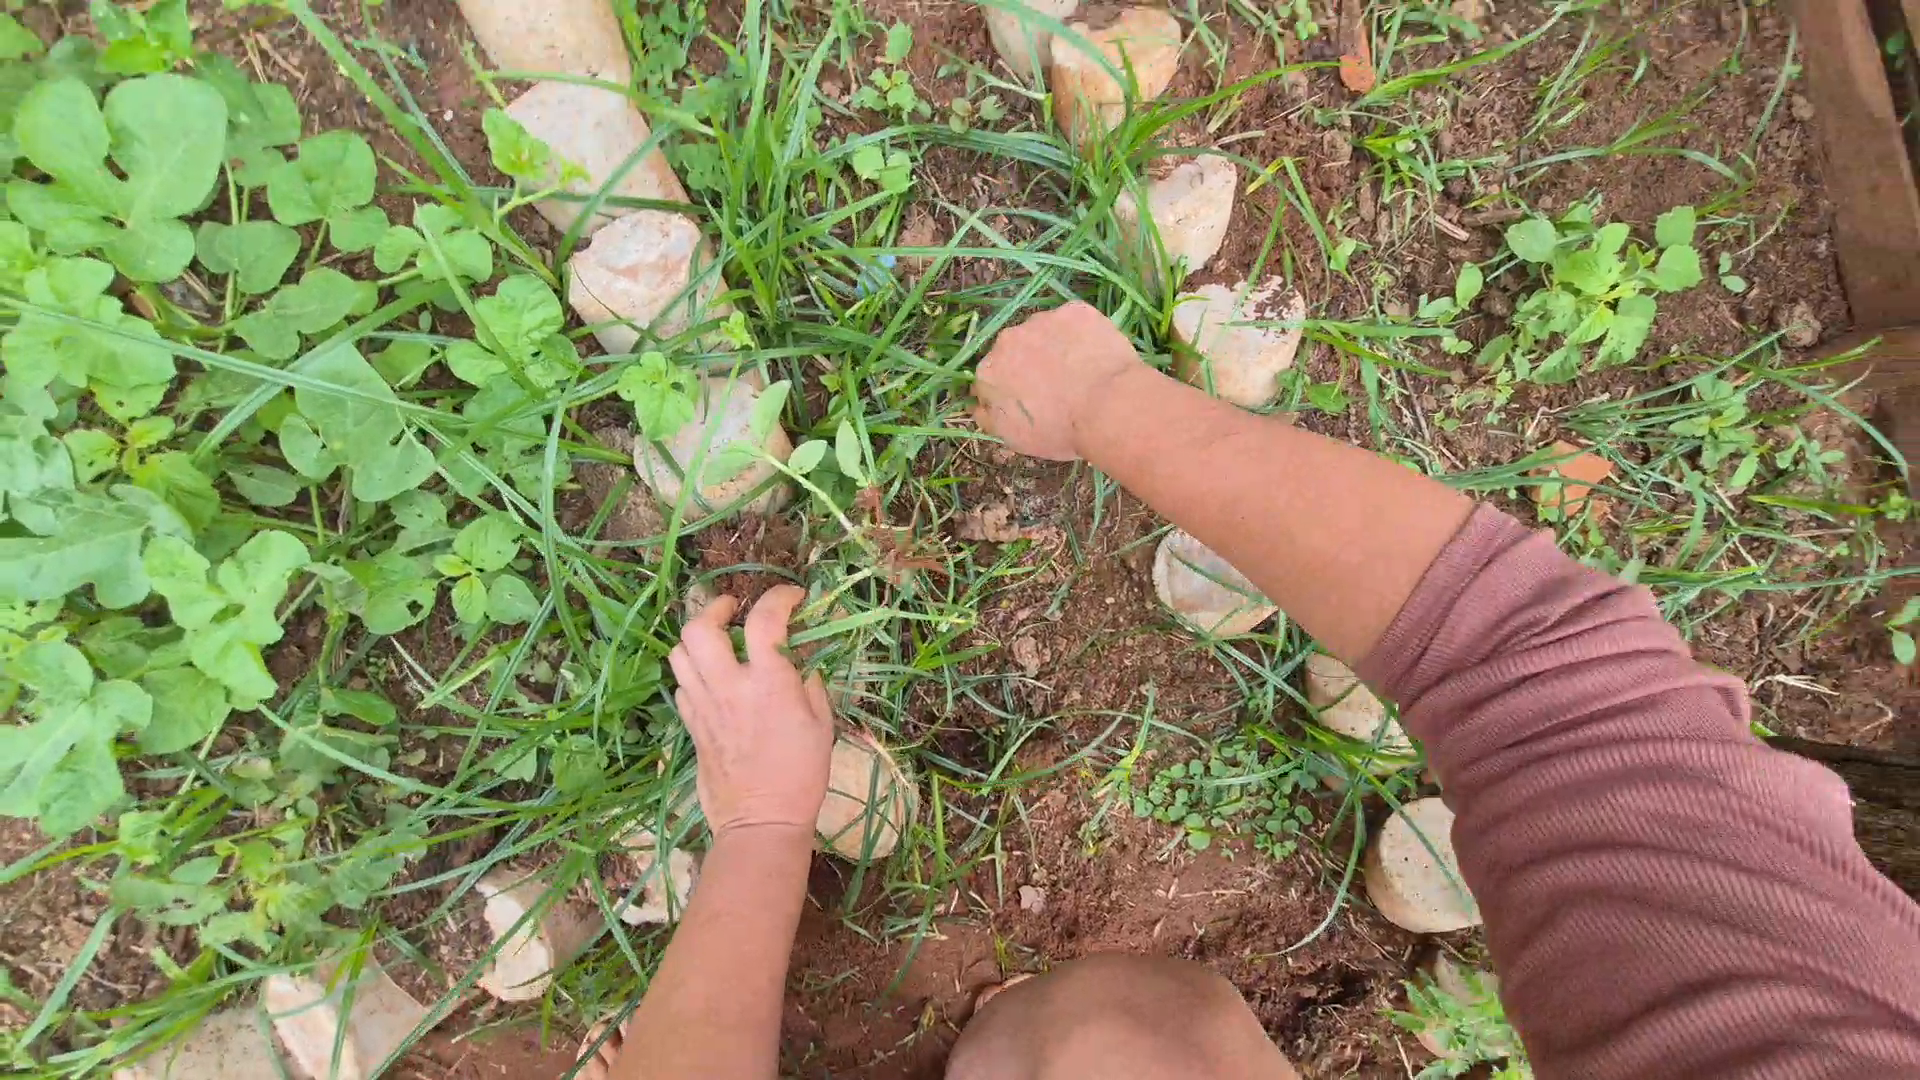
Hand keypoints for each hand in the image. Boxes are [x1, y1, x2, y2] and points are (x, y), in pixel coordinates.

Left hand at [668, 585, 833, 839]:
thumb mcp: (822, 723)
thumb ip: (808, 684)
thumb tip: (798, 665)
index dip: (779, 597)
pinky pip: (681, 685)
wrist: (761, 820)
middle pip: (699, 628)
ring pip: (679, 654)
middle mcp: (728, 687)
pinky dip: (695, 671)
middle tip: (735, 610)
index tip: (793, 596)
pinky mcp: (691, 726)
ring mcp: (703, 706)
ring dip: (699, 638)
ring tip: (720, 641)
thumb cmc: (802, 772)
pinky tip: (714, 680)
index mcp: (768, 683)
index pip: (764, 620)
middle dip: (716, 609)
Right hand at [973, 301, 1143, 459]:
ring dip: (1053, 347)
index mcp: (988, 372)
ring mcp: (1042, 321)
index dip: (1009, 391)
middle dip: (1028, 365)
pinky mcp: (1074, 311)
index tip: (1028, 402)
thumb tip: (979, 407)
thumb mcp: (1015, 438)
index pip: (990, 379)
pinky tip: (1094, 356)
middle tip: (1055, 388)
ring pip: (1043, 333)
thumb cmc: (1059, 430)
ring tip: (1079, 372)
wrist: (1108, 408)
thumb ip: (989, 419)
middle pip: (1014, 350)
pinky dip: (1080, 335)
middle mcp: (1008, 340)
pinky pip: (1073, 322)